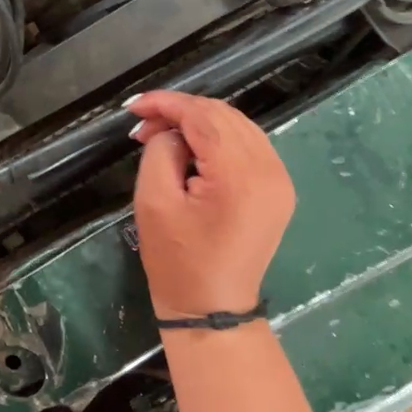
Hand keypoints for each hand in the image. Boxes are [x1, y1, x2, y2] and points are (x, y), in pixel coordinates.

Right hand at [128, 91, 295, 319]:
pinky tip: (191, 146)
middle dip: (180, 110)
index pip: (203, 116)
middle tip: (143, 127)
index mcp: (240, 176)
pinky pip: (247, 143)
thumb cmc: (177, 258)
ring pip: (236, 124)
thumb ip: (161, 151)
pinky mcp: (277, 189)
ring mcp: (279, 180)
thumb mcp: (154, 199)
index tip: (132, 108)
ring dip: (198, 120)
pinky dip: (216, 135)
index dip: (166, 103)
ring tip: (162, 134)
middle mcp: (269, 171)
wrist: (211, 308)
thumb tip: (171, 132)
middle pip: (222, 115)